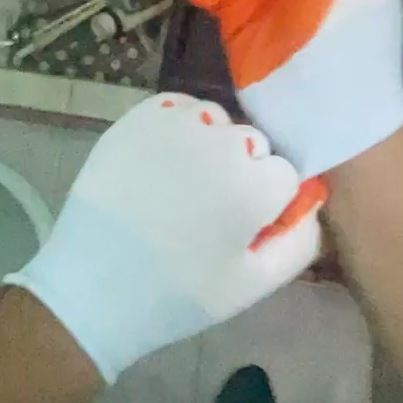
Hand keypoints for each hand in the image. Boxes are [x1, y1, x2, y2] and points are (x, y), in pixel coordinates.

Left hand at [2, 93, 322, 380]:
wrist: (93, 285)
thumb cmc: (177, 294)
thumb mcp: (254, 285)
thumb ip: (301, 240)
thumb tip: (309, 201)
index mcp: (254, 183)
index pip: (286, 175)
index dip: (266, 203)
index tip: (240, 228)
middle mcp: (219, 140)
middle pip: (253, 144)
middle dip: (242, 171)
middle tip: (207, 210)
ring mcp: (174, 123)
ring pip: (217, 121)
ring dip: (211, 145)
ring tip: (182, 185)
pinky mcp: (137, 117)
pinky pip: (177, 108)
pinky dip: (178, 127)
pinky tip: (161, 161)